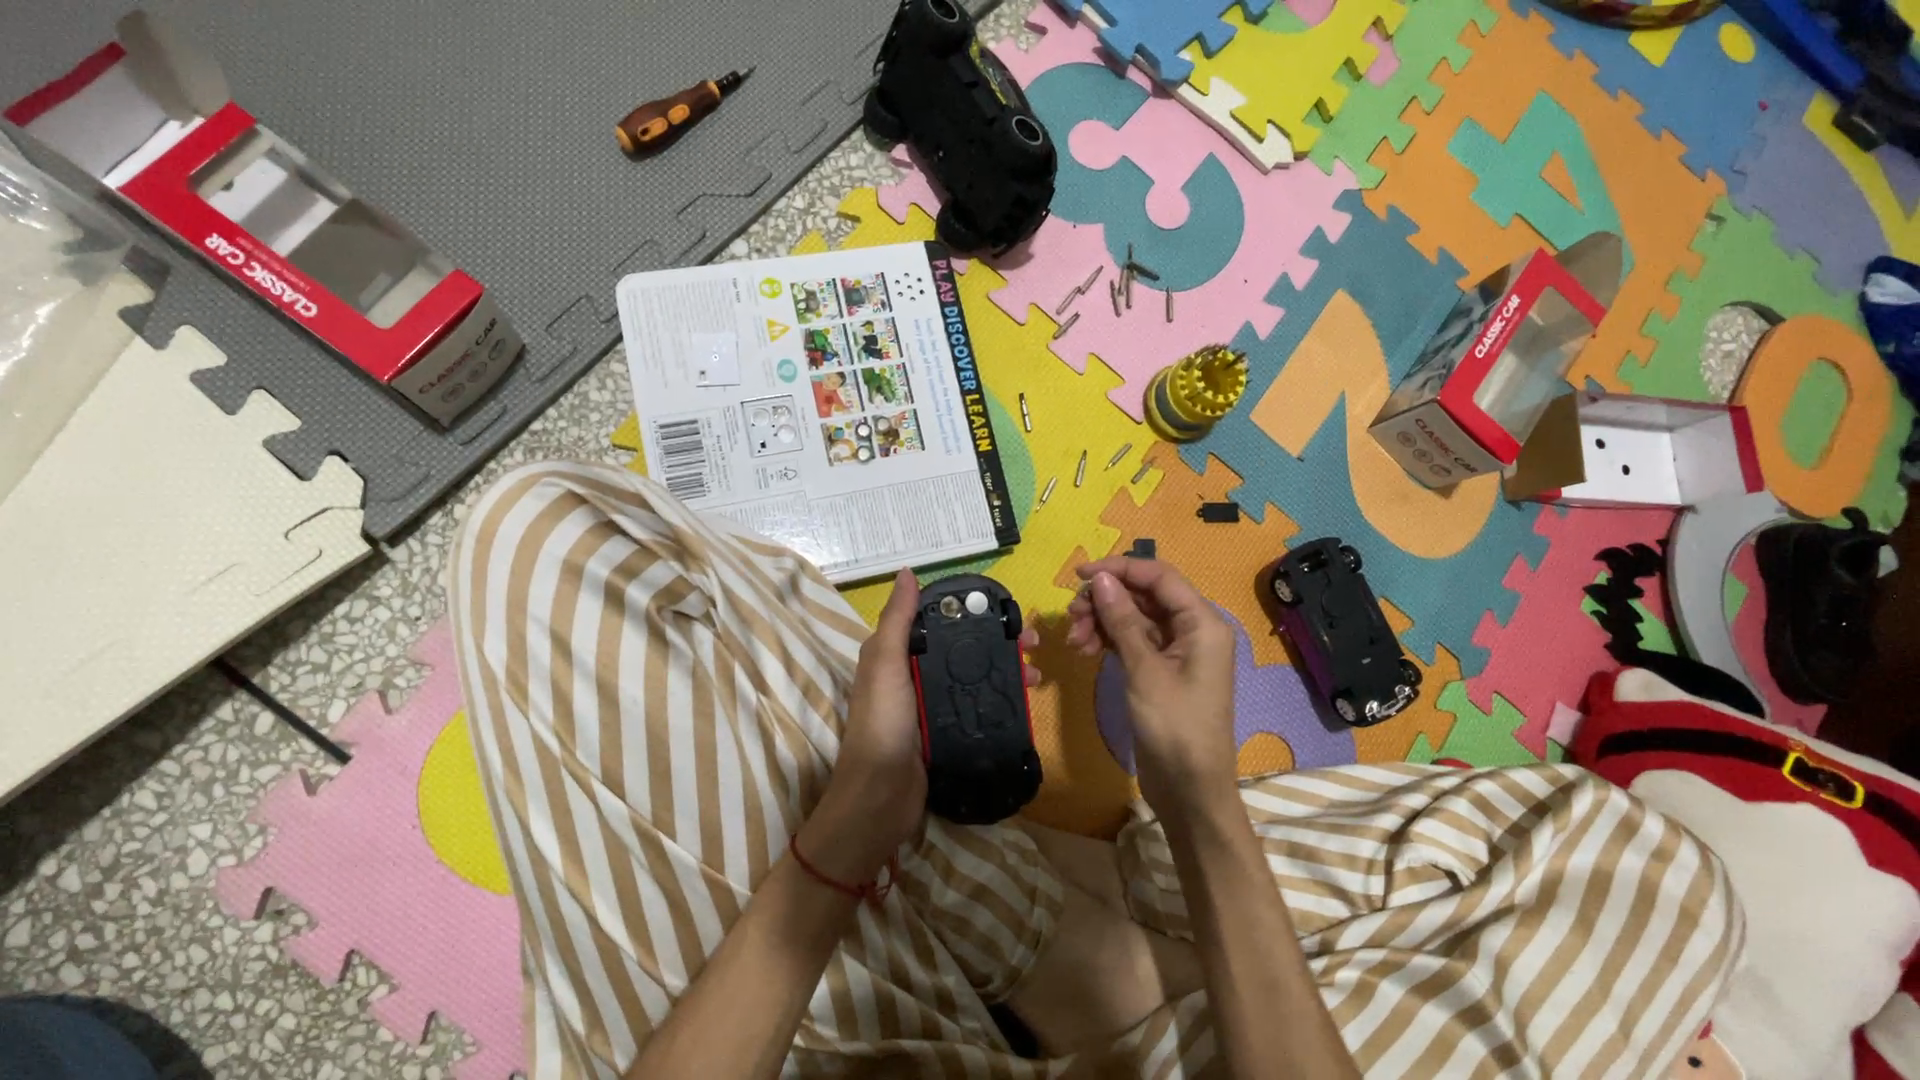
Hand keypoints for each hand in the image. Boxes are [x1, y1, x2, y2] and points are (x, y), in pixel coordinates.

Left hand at [808, 570, 1042, 881]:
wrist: (880, 798)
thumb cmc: (882, 724)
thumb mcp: (885, 665)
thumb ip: (898, 621)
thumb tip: (908, 572)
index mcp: (896, 655)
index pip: (940, 623)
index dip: (972, 613)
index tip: (1005, 610)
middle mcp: (914, 676)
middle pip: (964, 650)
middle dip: (999, 643)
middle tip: (1034, 643)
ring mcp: (933, 707)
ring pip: (976, 679)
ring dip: (1006, 672)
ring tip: (1037, 675)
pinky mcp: (949, 734)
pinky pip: (979, 709)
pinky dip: (1002, 701)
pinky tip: (1025, 701)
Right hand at [1065, 558, 1235, 813]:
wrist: (1191, 790)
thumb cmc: (1174, 727)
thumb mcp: (1144, 671)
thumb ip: (1122, 621)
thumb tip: (1101, 579)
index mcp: (1203, 622)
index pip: (1159, 576)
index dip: (1119, 568)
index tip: (1079, 575)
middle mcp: (1194, 630)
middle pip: (1145, 595)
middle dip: (1106, 600)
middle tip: (1072, 619)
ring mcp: (1177, 652)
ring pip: (1135, 618)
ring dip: (1103, 622)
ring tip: (1075, 642)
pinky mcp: (1161, 672)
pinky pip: (1133, 641)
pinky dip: (1110, 641)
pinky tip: (1086, 651)